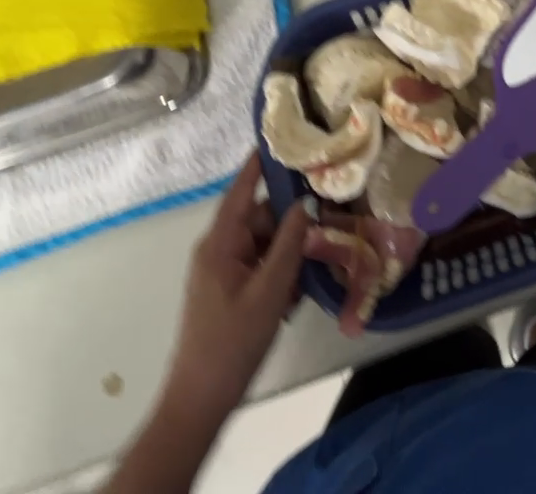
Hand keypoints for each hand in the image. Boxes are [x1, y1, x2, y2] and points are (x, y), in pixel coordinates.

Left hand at [160, 155, 308, 421]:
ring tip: (325, 251)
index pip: (242, 190)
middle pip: (263, 217)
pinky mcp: (234, 290)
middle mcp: (220, 249)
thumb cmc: (232, 341)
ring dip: (293, 249)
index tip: (284, 136)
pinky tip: (304, 289)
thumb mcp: (269, 290)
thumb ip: (290, 243)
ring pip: (268, 243)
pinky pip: (265, 266)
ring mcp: (226, 271)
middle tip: (333, 206)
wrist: (202, 398)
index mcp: (220, 242)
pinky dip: (285, 271)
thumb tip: (306, 202)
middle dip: (294, 216)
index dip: (261, 163)